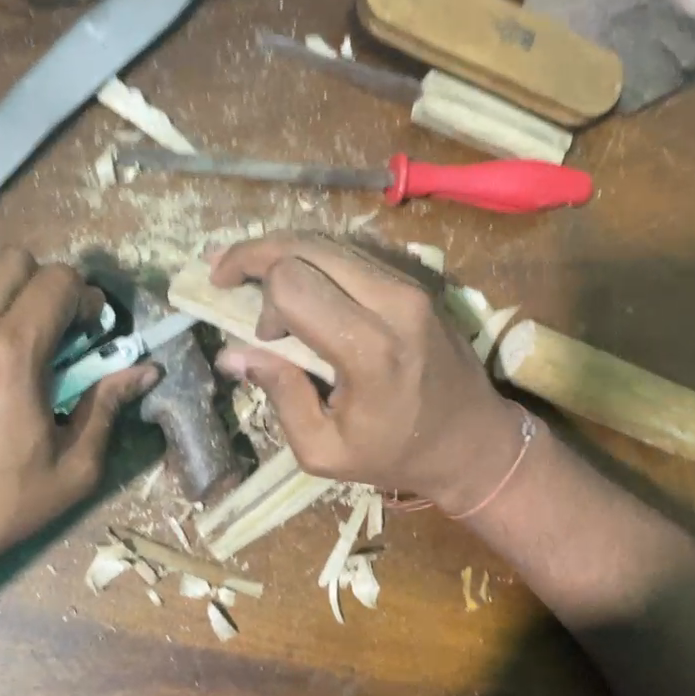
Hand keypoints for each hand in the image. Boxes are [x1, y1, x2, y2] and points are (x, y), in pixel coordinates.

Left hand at [0, 251, 157, 599]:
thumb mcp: (71, 469)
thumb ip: (107, 407)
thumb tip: (145, 371)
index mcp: (11, 353)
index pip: (57, 280)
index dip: (84, 297)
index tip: (89, 331)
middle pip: (14, 262)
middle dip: (43, 288)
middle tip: (52, 335)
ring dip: (2, 309)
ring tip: (7, 363)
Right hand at [209, 233, 530, 513]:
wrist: (472, 441)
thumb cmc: (395, 454)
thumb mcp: (324, 451)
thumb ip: (279, 396)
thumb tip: (232, 353)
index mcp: (370, 350)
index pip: (293, 284)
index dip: (262, 304)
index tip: (262, 338)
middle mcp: (393, 302)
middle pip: (305, 246)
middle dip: (255, 256)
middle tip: (222, 274)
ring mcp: (408, 285)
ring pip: (327, 241)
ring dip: (282, 253)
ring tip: (247, 272)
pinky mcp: (414, 280)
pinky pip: (350, 252)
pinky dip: (312, 258)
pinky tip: (289, 275)